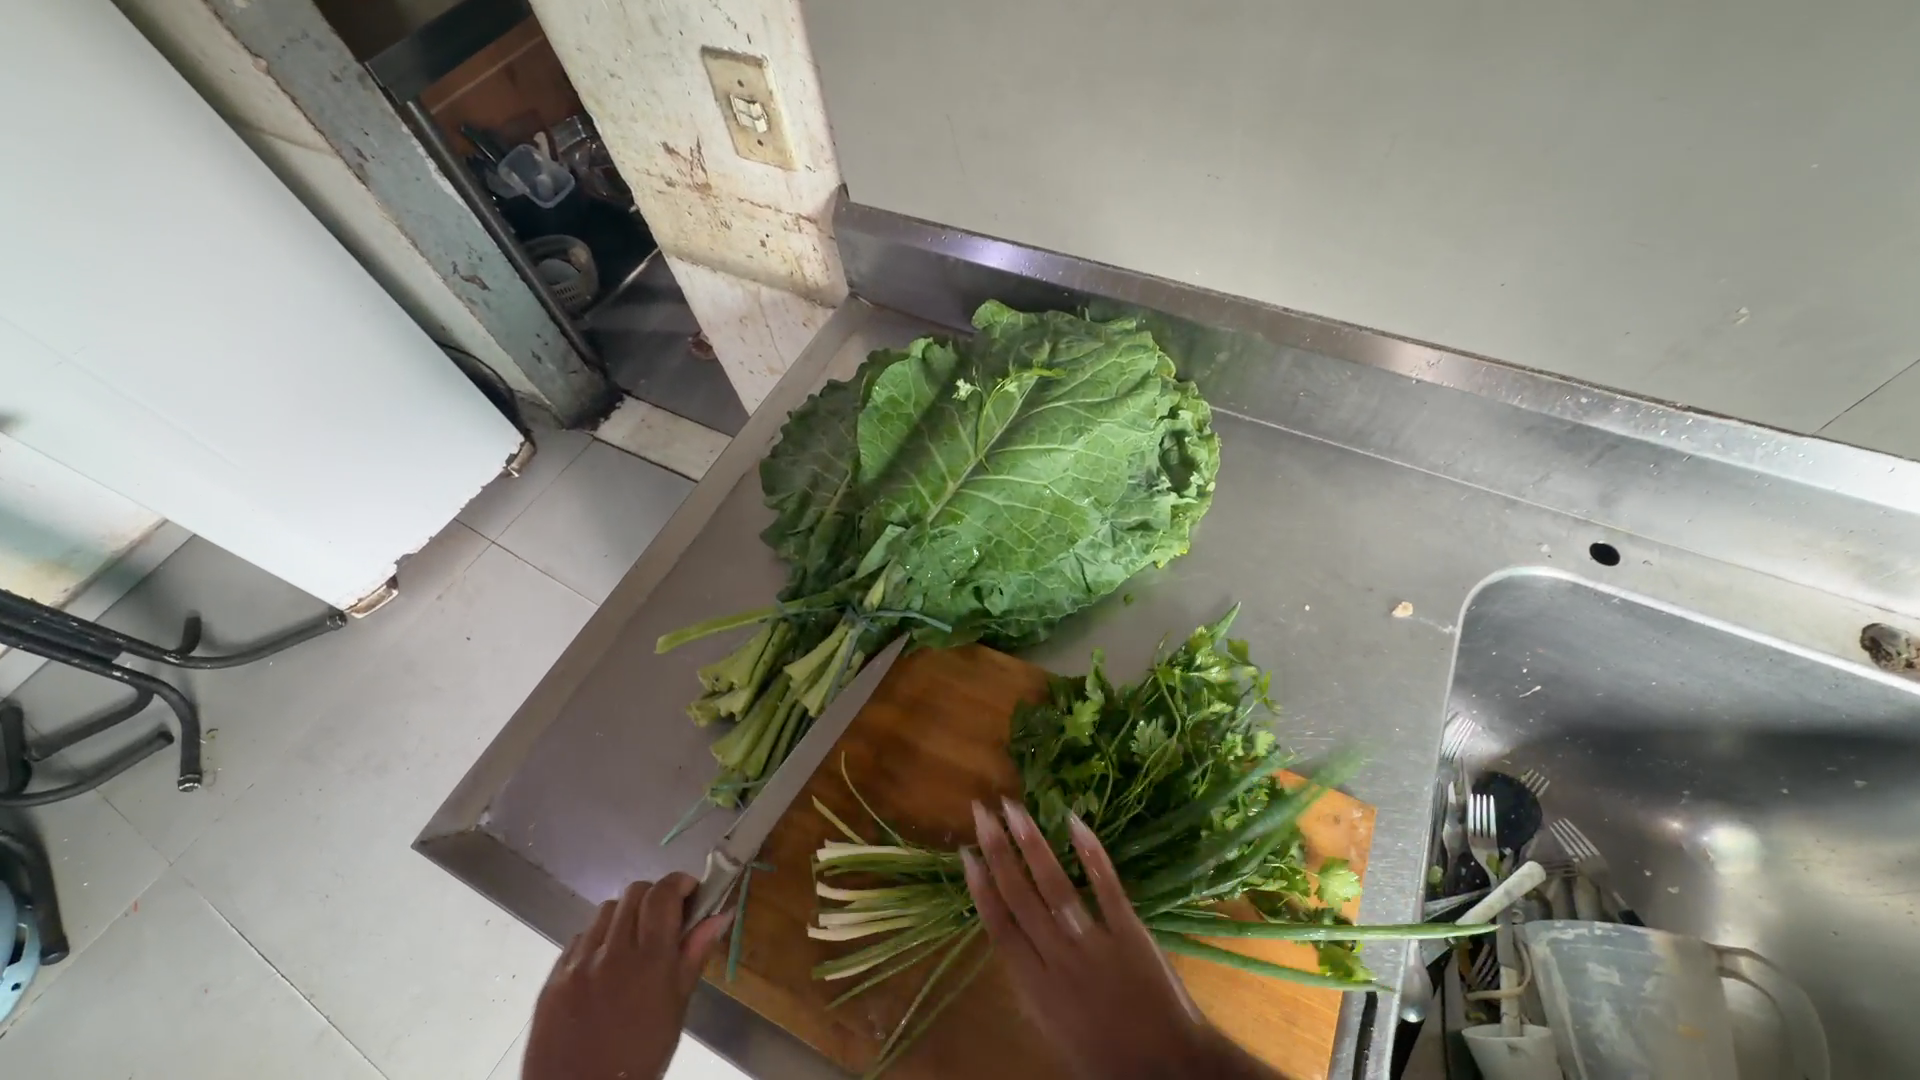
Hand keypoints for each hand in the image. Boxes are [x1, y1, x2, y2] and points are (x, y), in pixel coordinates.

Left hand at [523, 874, 731, 1079]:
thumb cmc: (641, 1057)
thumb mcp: (677, 1007)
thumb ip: (695, 954)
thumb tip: (721, 913)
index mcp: (649, 960)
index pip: (663, 894)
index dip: (679, 883)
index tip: (691, 892)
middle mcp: (611, 952)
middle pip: (634, 893)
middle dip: (655, 896)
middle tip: (665, 919)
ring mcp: (578, 963)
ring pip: (606, 910)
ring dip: (626, 915)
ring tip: (633, 944)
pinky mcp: (554, 976)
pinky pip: (580, 937)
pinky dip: (598, 939)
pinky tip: (604, 966)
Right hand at [962, 798, 1276, 1079]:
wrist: (1166, 1070)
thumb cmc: (1104, 1057)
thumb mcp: (1051, 1029)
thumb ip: (1029, 984)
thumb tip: (1008, 940)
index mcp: (1035, 987)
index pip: (998, 926)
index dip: (980, 886)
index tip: (965, 852)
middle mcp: (1059, 960)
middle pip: (1019, 896)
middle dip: (997, 850)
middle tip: (981, 811)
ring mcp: (1094, 943)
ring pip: (1055, 886)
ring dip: (1031, 843)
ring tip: (1013, 808)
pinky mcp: (1130, 933)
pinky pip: (1106, 887)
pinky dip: (1090, 853)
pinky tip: (1073, 821)